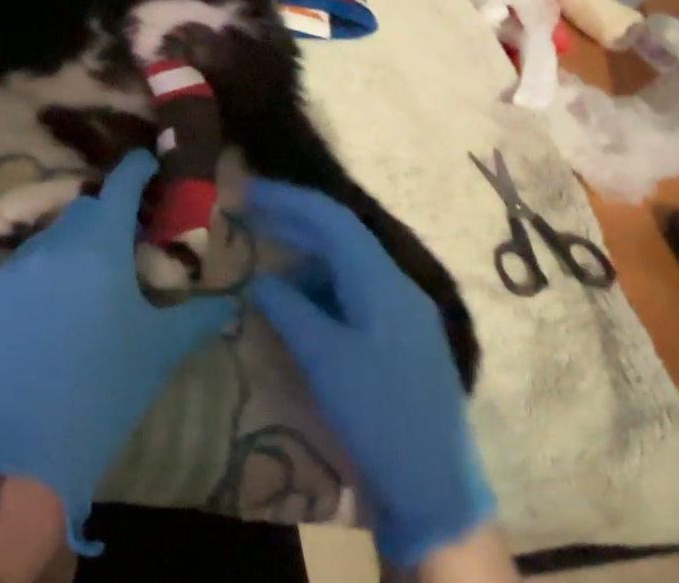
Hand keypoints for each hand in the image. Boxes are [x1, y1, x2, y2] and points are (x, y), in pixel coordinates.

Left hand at [0, 151, 235, 552]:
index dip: (137, 170)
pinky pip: (12, 270)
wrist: (29, 446)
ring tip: (80, 290)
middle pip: (81, 209)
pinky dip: (33, 280)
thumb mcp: (160, 349)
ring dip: (66, 250)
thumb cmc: (108, 389)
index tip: (147, 166)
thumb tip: (232, 301)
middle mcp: (50, 243)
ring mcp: (8, 267)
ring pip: (44, 239)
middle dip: (103, 217)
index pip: (120, 184)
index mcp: (99, 245)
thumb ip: (199, 315)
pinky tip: (43, 317)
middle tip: (120, 246)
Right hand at [247, 180, 495, 565]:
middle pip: (342, 238)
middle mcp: (397, 288)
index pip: (332, 220)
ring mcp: (402, 316)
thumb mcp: (325, 359)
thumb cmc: (378, 415)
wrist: (433, 488)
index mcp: (383, 283)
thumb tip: (260, 279)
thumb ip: (289, 309)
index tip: (245, 191)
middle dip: (293, 222)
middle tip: (246, 215)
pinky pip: (353, 297)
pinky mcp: (398, 342)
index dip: (288, 200)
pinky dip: (319, 291)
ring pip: (347, 268)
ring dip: (305, 258)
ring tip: (264, 263)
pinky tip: (295, 306)